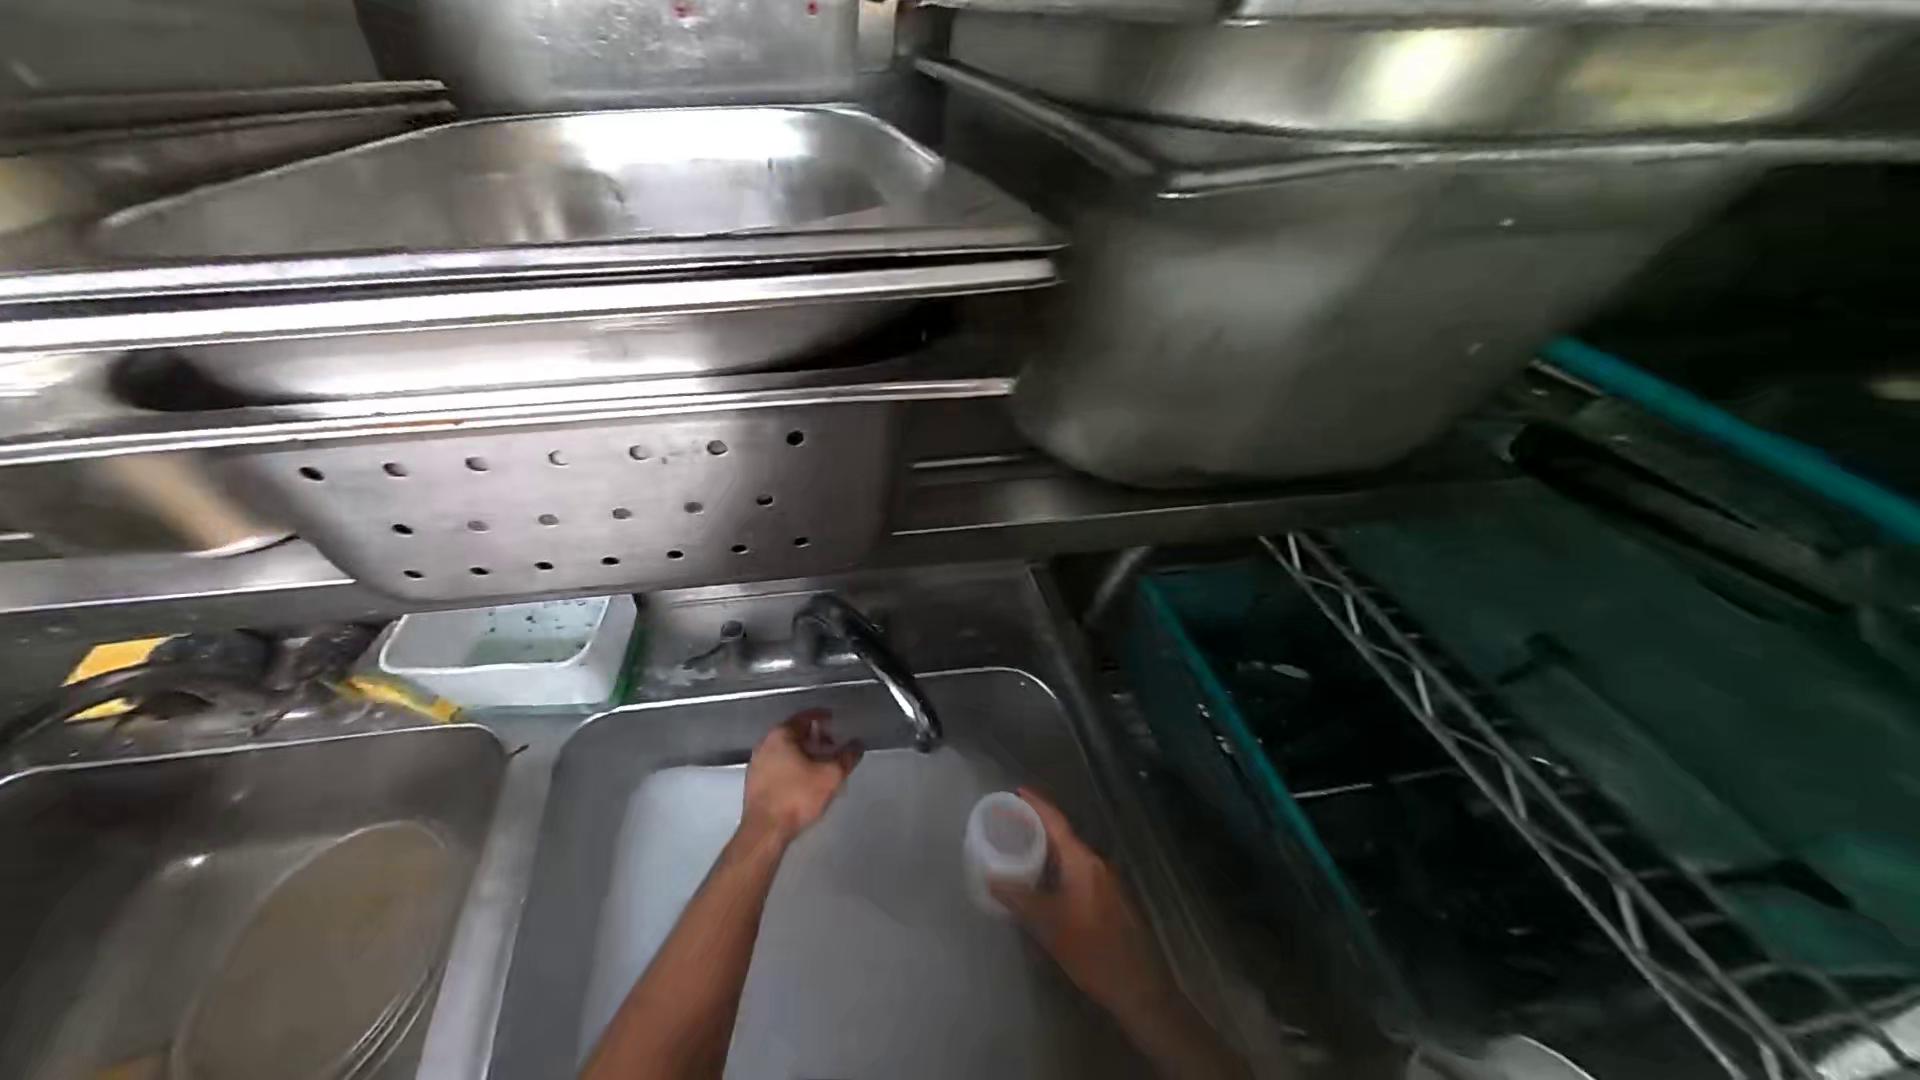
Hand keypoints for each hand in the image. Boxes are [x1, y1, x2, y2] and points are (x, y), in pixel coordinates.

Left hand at [741, 708, 861, 843]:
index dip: (823, 717)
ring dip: (804, 752)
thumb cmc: (798, 797)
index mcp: (781, 734)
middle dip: (815, 737)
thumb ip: (848, 756)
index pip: (805, 716)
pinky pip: (778, 764)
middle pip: (795, 732)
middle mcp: (765, 743)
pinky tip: (805, 780)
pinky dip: (793, 765)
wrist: (765, 831)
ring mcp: (757, 763)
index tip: (835, 721)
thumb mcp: (832, 775)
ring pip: (785, 749)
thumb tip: (857, 744)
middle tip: (832, 746)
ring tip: (822, 764)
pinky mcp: (754, 781)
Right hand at [990, 788, 1172, 1022]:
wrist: (1139, 988)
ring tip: (1022, 850)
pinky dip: (1060, 868)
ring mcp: (1107, 881)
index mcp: (1082, 862)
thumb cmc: (1092, 951)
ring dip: (1049, 850)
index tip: (1018, 792)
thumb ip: (1019, 899)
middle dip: (1039, 827)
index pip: (1057, 822)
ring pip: (1072, 856)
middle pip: (1064, 836)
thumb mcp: (1049, 926)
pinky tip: (1046, 883)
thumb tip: (991, 878)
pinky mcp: (1111, 898)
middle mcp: (1097, 864)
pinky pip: (1079, 871)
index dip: (1037, 804)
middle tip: (1012, 824)